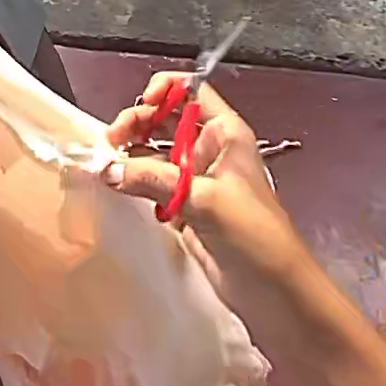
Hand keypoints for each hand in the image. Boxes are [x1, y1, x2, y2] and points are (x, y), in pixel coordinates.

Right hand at [104, 74, 314, 329]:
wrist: (278, 295)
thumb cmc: (256, 236)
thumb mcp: (207, 201)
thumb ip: (156, 182)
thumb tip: (108, 170)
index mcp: (225, 133)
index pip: (192, 91)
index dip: (166, 89)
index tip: (143, 104)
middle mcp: (209, 149)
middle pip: (167, 118)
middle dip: (139, 121)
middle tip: (113, 141)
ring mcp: (196, 179)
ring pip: (156, 151)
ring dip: (133, 152)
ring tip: (109, 164)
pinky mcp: (184, 208)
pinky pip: (153, 184)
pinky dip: (135, 181)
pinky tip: (118, 186)